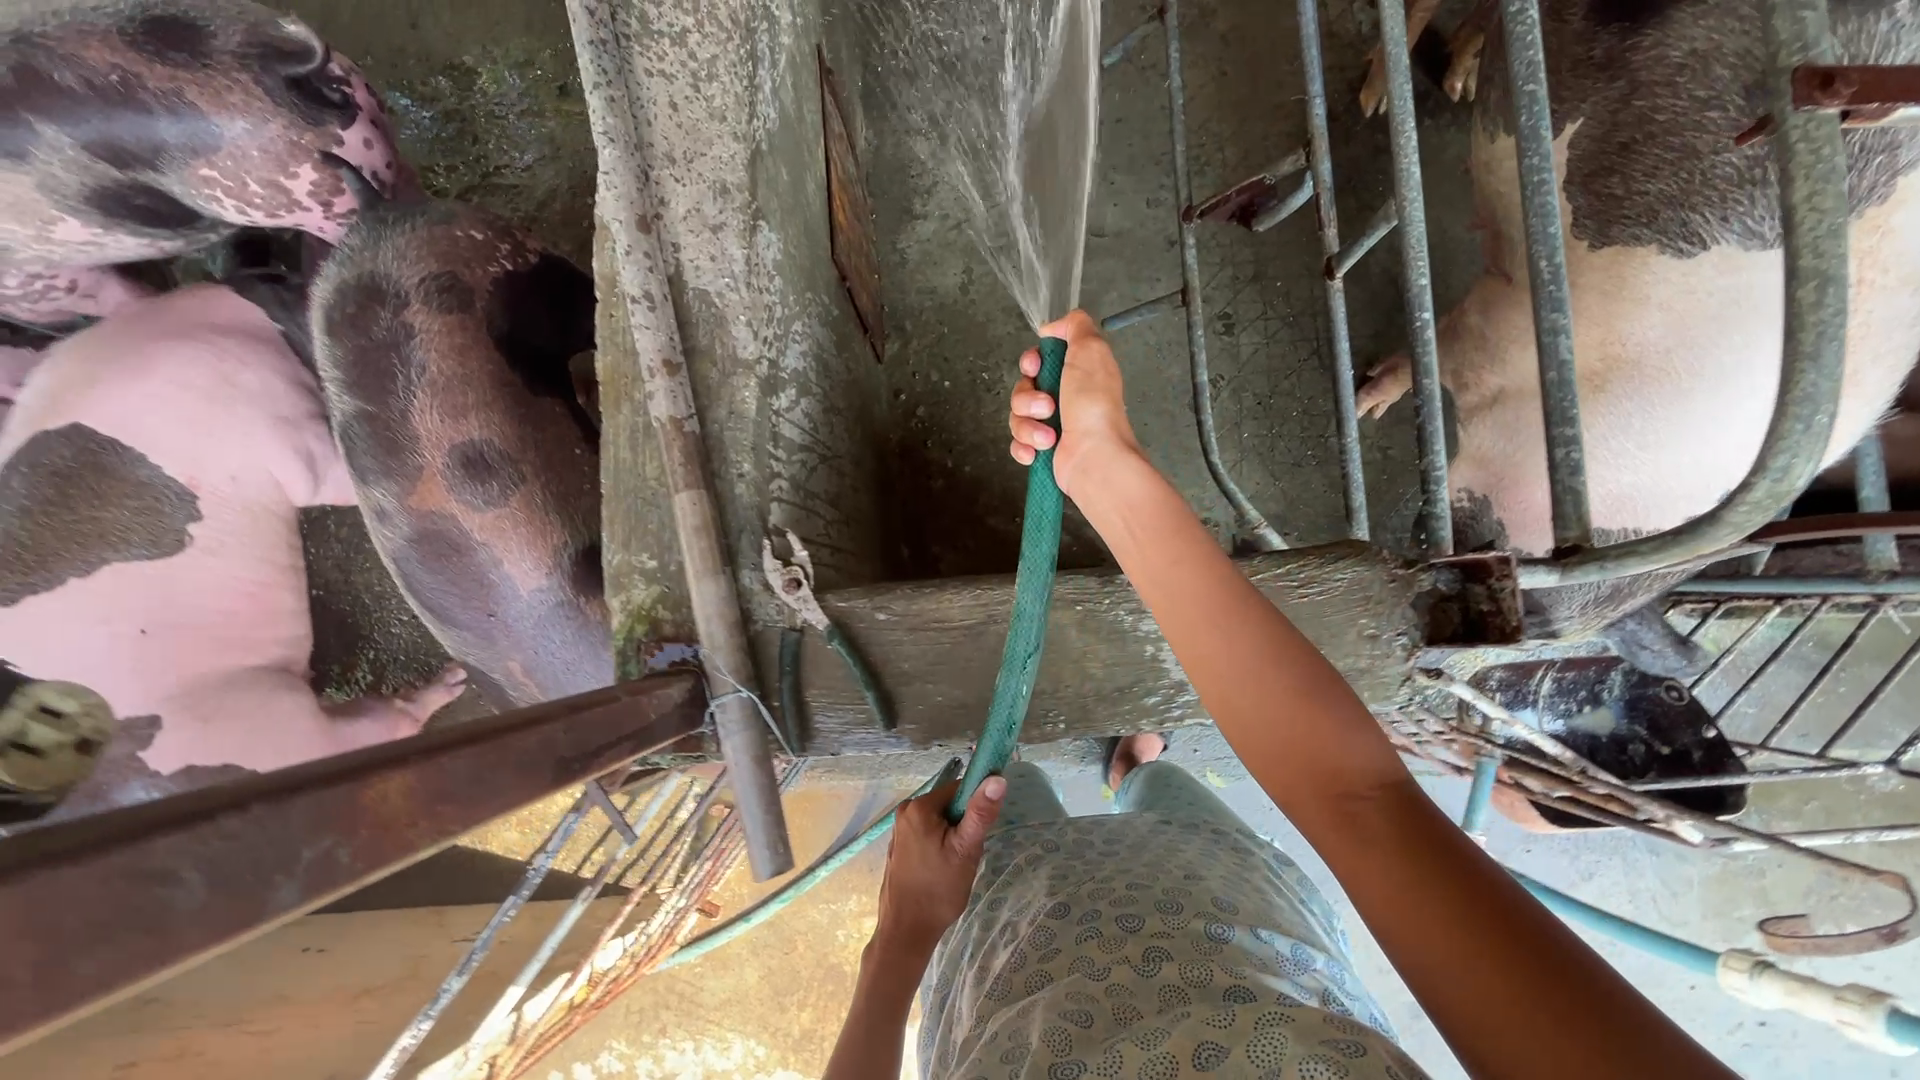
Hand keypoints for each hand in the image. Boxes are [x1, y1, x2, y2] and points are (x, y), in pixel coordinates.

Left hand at [873, 774, 1005, 957]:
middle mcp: (905, 812)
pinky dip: (939, 847)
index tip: (977, 834)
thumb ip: (981, 812)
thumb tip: (997, 778)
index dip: (973, 809)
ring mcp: (900, 831)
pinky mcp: (900, 848)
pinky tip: (941, 871)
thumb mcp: (966, 849)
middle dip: (962, 826)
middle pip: (948, 806)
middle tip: (966, 854)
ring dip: (952, 838)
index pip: (958, 789)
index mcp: (918, 807)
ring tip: (954, 865)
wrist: (906, 931)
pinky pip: (928, 835)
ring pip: (940, 823)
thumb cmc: (938, 889)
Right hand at [1007, 310, 1140, 499]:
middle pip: (1022, 388)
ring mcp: (1051, 426)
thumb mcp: (1091, 349)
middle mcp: (1063, 398)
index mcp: (1075, 373)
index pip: (1036, 361)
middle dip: (1027, 398)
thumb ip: (1075, 326)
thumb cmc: (1093, 404)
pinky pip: (1017, 443)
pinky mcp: (1041, 451)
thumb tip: (1052, 328)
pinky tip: (1036, 453)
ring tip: (1049, 437)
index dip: (1030, 362)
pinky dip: (1024, 448)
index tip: (1035, 367)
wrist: (1093, 456)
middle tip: (1048, 407)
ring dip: (1028, 426)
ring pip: (1017, 417)